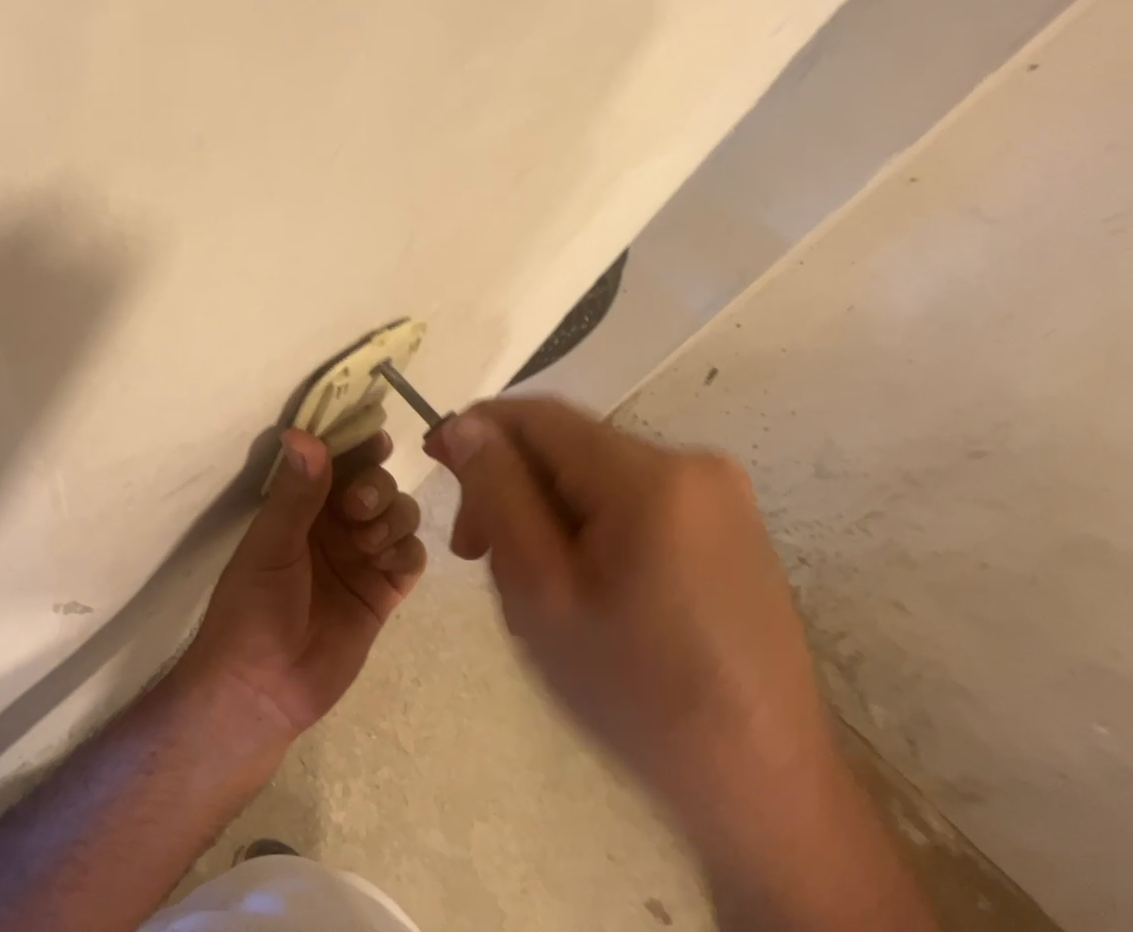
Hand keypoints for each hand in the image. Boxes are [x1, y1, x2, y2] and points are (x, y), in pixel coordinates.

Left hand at [170, 429, 426, 741]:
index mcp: (297, 510)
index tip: (375, 438)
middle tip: (359, 506)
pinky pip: (410, 558)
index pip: (334, 465)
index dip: (356, 448)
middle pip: (373, 484)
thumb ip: (296, 493)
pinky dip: (406, 549)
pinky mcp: (382, 595)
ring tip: (368, 542)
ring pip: (398, 516)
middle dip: (375, 485)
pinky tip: (385, 561)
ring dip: (392, 516)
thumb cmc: (250, 610)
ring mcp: (359, 560)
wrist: (261, 688)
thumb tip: (303, 434)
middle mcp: (331, 529)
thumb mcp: (270, 545)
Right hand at [424, 397, 836, 834]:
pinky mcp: (730, 532)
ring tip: (529, 588)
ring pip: (594, 479)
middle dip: (509, 488)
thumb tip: (466, 426)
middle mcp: (695, 466)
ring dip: (544, 516)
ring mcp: (721, 500)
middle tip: (474, 556)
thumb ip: (497, 494)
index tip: (432, 463)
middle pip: (567, 449)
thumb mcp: (539, 588)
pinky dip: (586, 532)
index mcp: (649, 475)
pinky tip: (580, 591)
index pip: (537, 416)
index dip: (475, 429)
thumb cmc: (632, 687)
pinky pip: (632, 506)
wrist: (759, 776)